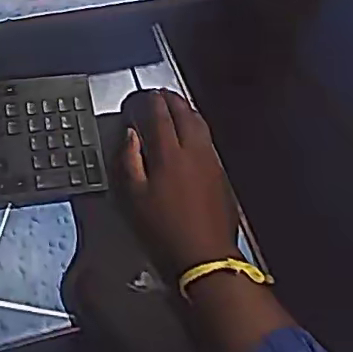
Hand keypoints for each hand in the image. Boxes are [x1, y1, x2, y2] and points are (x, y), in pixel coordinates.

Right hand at [118, 89, 293, 351]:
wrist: (205, 257)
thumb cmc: (163, 228)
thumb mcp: (133, 195)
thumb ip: (129, 159)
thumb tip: (130, 135)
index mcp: (169, 154)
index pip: (160, 116)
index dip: (152, 102)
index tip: (146, 94)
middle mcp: (193, 151)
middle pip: (185, 115)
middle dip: (172, 101)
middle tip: (162, 94)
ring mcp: (211, 162)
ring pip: (201, 126)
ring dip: (188, 112)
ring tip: (178, 106)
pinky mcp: (222, 175)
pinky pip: (209, 141)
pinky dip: (198, 129)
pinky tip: (193, 133)